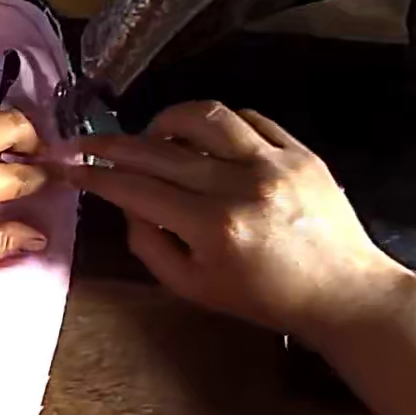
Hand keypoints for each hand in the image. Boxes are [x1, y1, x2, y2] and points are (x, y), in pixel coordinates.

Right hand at [70, 100, 415, 341]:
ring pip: (205, 116)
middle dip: (112, 144)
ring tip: (151, 136)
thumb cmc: (260, 297)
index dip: (96, 177)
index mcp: (212, 225)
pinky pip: (247, 118)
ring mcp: (275, 162)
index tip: (71, 169)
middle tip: (87, 142)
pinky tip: (200, 140)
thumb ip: (148, 244)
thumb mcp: (189, 286)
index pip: (136, 188)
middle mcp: (241, 185)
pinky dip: (213, 124)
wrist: (344, 292)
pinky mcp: (300, 151)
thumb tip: (128, 204)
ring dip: (164, 120)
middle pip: (159, 149)